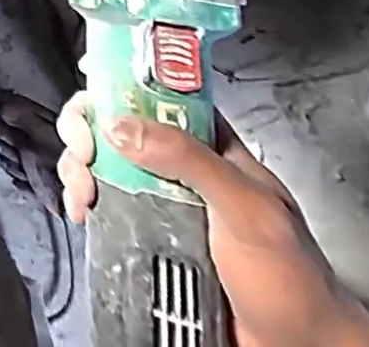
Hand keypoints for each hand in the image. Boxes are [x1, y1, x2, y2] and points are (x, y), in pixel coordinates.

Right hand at [55, 93, 368, 346]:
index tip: (92, 103)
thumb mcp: (250, 212)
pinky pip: (95, 196)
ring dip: (76, 167)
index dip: (114, 88)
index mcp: (208, 144)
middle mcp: (176, 161)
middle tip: (84, 154)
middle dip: (84, 132)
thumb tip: (118, 126)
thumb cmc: (292, 281)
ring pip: (96, 157)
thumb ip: (191, 161)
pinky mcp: (139, 225)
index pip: (153, 94)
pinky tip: (82, 212)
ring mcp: (154, 194)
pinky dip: (77, 197)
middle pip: (111, 122)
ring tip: (83, 194)